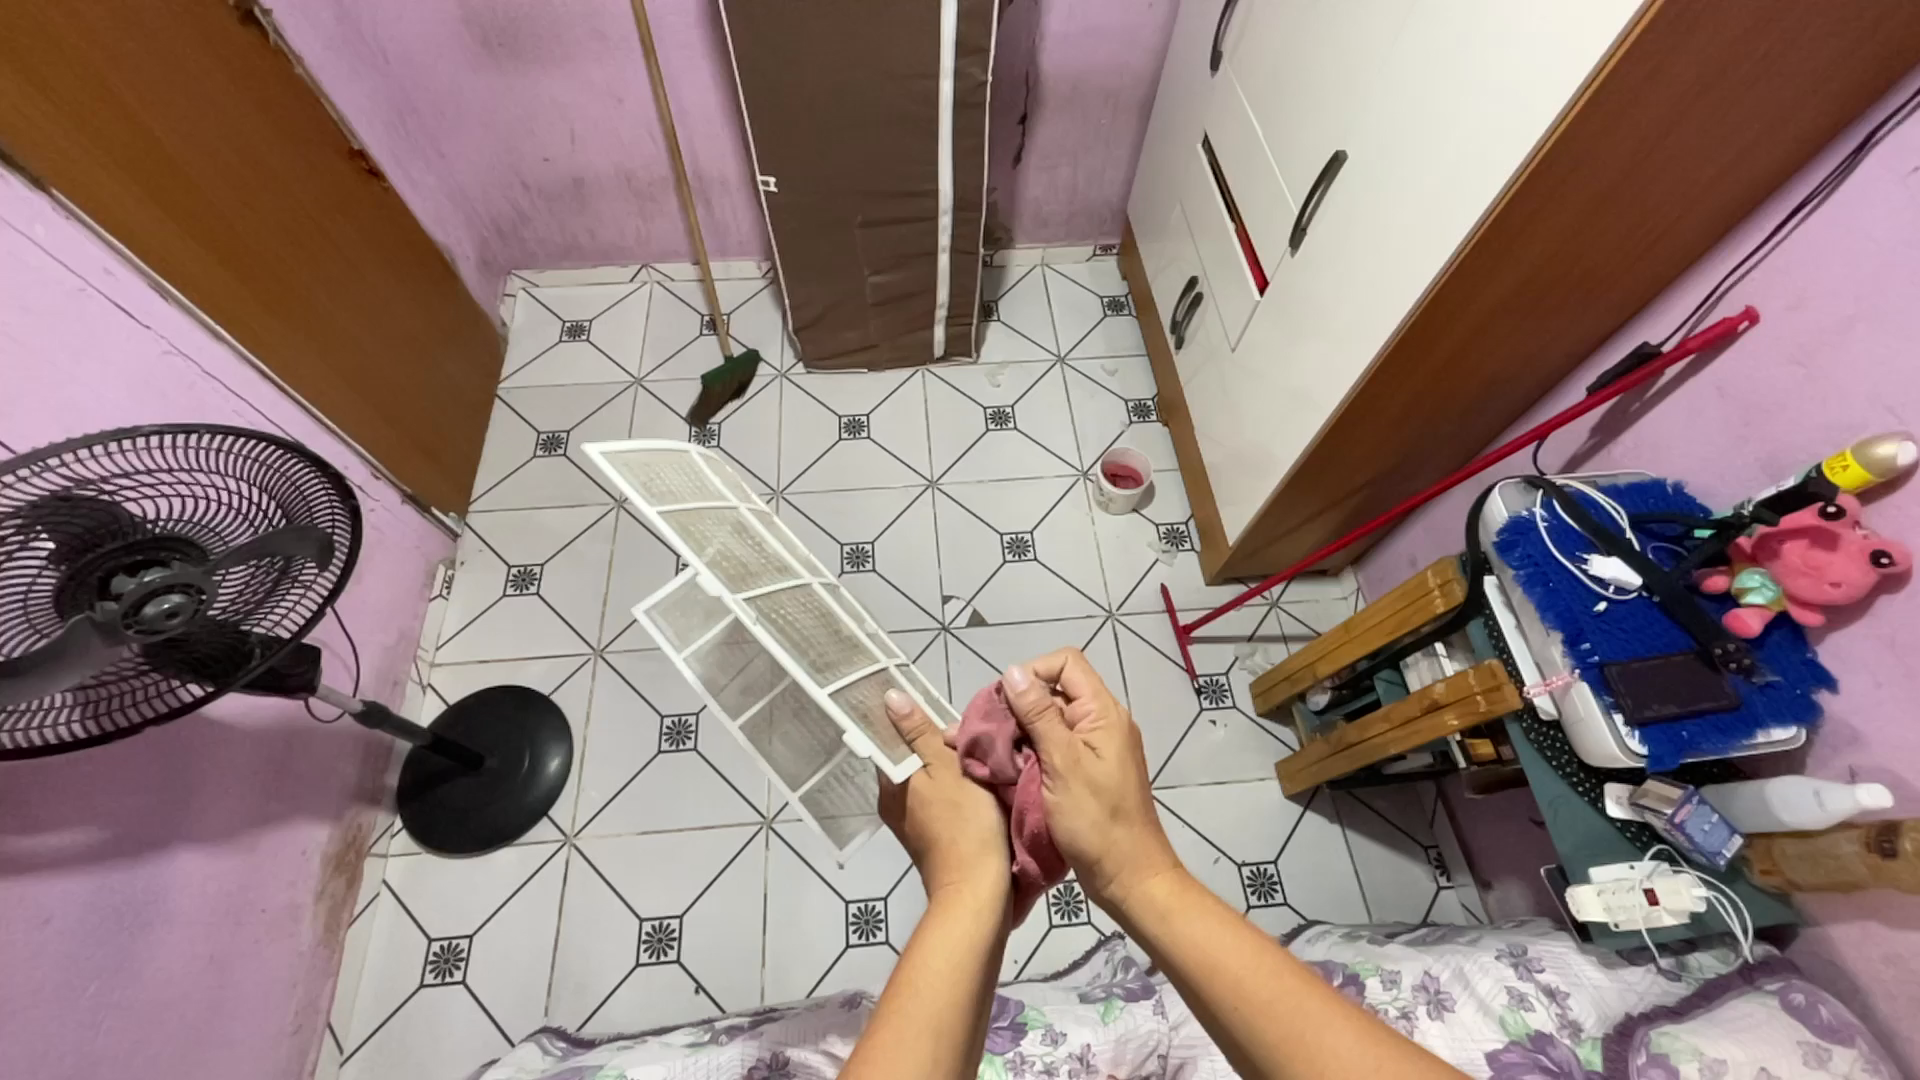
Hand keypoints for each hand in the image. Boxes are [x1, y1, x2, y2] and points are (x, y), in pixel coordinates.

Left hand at [877, 688, 1012, 909]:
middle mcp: (893, 801)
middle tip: (972, 736)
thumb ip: (919, 732)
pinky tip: (981, 783)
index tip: (943, 714)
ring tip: (981, 756)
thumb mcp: (944, 768)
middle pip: (914, 756)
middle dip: (940, 743)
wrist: (979, 891)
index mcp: (890, 782)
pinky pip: (942, 797)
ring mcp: (912, 821)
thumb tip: (889, 697)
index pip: (892, 737)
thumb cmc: (964, 823)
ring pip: (930, 777)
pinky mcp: (933, 836)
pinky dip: (958, 786)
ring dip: (952, 764)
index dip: (917, 721)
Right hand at [1000, 651, 1182, 911]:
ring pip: (1048, 721)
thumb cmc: (1097, 822)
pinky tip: (1000, 765)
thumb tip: (1014, 671)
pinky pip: (1051, 746)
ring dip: (1017, 731)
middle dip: (1017, 705)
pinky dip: (1026, 751)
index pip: (1066, 663)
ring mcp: (1093, 747)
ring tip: (982, 749)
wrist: (1128, 878)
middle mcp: (1100, 722)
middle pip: (1054, 691)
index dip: (1032, 673)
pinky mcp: (1084, 770)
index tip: (1005, 703)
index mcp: (1102, 713)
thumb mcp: (1062, 764)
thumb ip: (1038, 715)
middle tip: (982, 730)